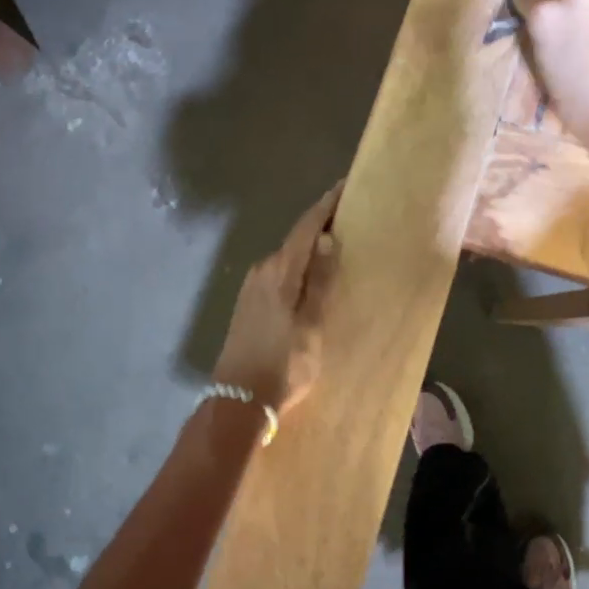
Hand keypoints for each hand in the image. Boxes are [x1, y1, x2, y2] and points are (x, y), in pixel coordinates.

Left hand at [213, 182, 342, 413]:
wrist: (238, 402)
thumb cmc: (283, 363)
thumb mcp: (311, 325)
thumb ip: (319, 280)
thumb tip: (326, 238)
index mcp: (280, 271)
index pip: (306, 227)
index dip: (326, 205)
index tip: (345, 186)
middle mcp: (262, 271)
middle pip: (296, 238)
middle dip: (321, 224)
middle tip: (350, 215)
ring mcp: (252, 288)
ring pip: (287, 257)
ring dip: (310, 247)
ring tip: (337, 242)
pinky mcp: (249, 304)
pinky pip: (280, 272)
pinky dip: (299, 265)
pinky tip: (312, 274)